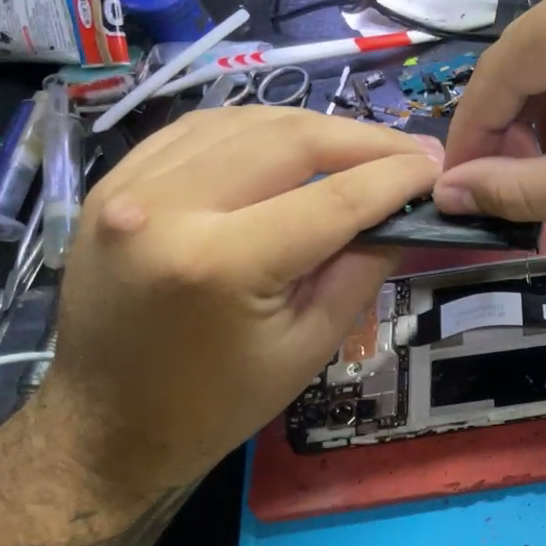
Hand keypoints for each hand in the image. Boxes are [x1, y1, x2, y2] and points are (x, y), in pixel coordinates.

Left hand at [37, 107, 440, 493]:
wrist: (108, 423)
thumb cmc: (219, 400)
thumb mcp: (311, 345)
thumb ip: (360, 270)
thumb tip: (400, 212)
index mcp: (221, 263)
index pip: (333, 198)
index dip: (396, 178)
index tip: (437, 168)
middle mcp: (167, 207)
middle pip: (290, 141)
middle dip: (365, 140)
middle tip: (414, 150)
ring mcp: (129, 186)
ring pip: (245, 122)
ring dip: (316, 128)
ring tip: (365, 146)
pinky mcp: (114, 182)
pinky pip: (201, 130)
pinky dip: (259, 130)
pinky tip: (294, 143)